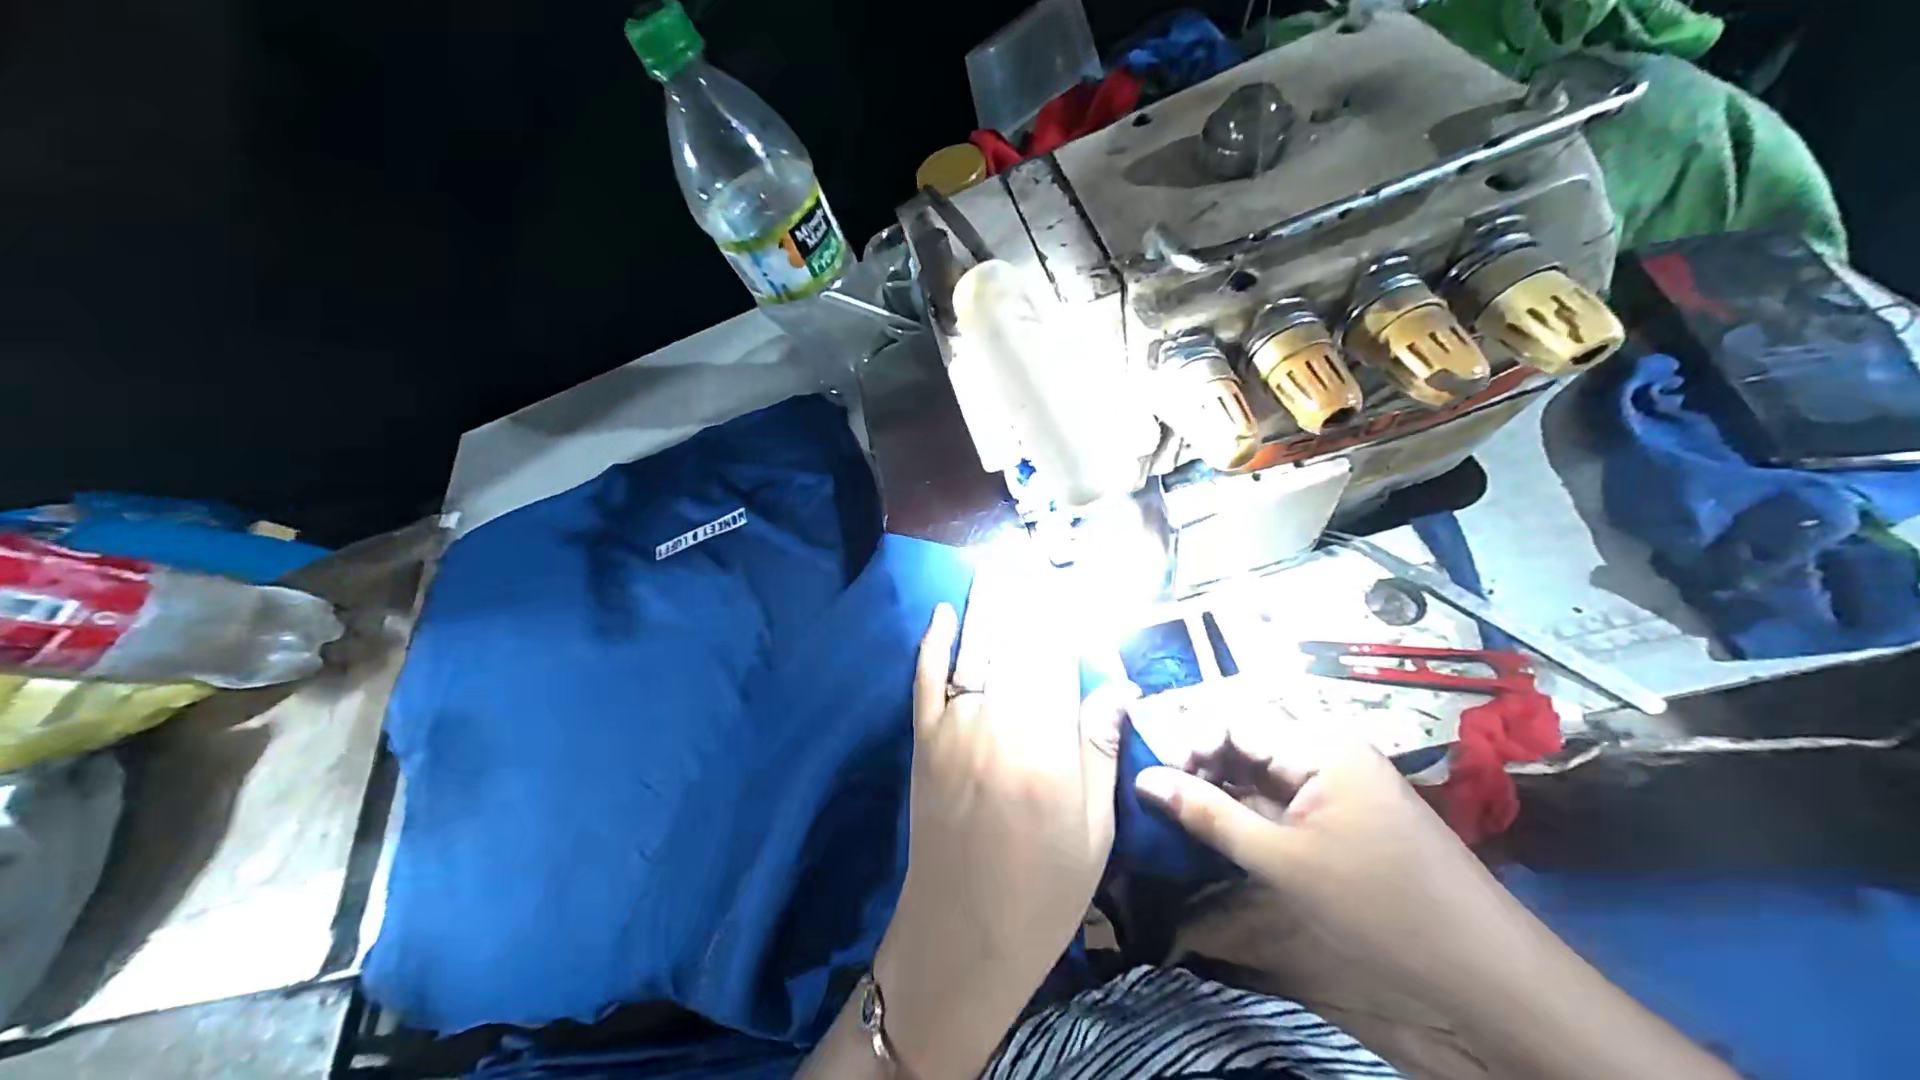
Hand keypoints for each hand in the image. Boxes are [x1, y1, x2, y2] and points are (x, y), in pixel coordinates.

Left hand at [873, 547, 1129, 1079]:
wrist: (961, 935)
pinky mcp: (922, 742)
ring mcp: (950, 727)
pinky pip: (926, 679)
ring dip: (987, 603)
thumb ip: (1100, 746)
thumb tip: (1116, 684)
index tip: (1069, 578)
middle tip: (1032, 554)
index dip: (1062, 612)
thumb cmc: (1043, 890)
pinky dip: (934, 643)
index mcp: (1043, 743)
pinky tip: (942, 613)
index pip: (1055, 655)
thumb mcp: (1093, 828)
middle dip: (1024, 594)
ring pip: (973, 648)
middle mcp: (994, 721)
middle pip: (1013, 641)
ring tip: (999, 563)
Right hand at [1135, 730, 1519, 1007]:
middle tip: (1162, 800)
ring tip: (1180, 814)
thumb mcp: (1281, 862)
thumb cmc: (1379, 907)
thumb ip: (1208, 814)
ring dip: (1221, 788)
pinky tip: (1219, 827)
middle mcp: (1327, 749)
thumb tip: (1143, 778)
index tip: (1157, 781)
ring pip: (1260, 769)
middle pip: (1245, 740)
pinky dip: (1248, 809)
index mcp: (1319, 744)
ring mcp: (1338, 781)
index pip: (1233, 720)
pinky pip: (1282, 795)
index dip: (1189, 742)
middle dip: (1201, 765)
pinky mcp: (1342, 812)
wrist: (1488, 973)